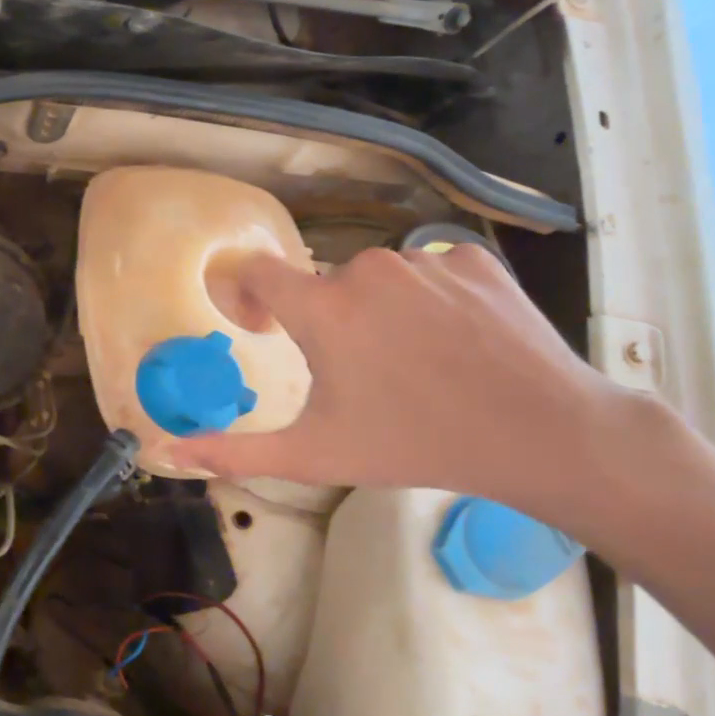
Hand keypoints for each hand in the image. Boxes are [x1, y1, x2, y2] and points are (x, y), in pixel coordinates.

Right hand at [171, 245, 652, 516]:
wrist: (545, 434)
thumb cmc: (415, 444)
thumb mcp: (314, 455)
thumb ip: (235, 452)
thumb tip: (168, 453)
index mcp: (321, 309)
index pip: (257, 271)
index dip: (248, 295)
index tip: (262, 328)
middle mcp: (366, 269)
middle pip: (321, 284)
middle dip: (323, 320)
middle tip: (354, 373)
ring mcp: (426, 260)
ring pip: (376, 278)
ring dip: (376, 309)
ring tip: (409, 360)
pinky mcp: (475, 260)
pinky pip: (428, 271)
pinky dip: (428, 298)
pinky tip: (452, 339)